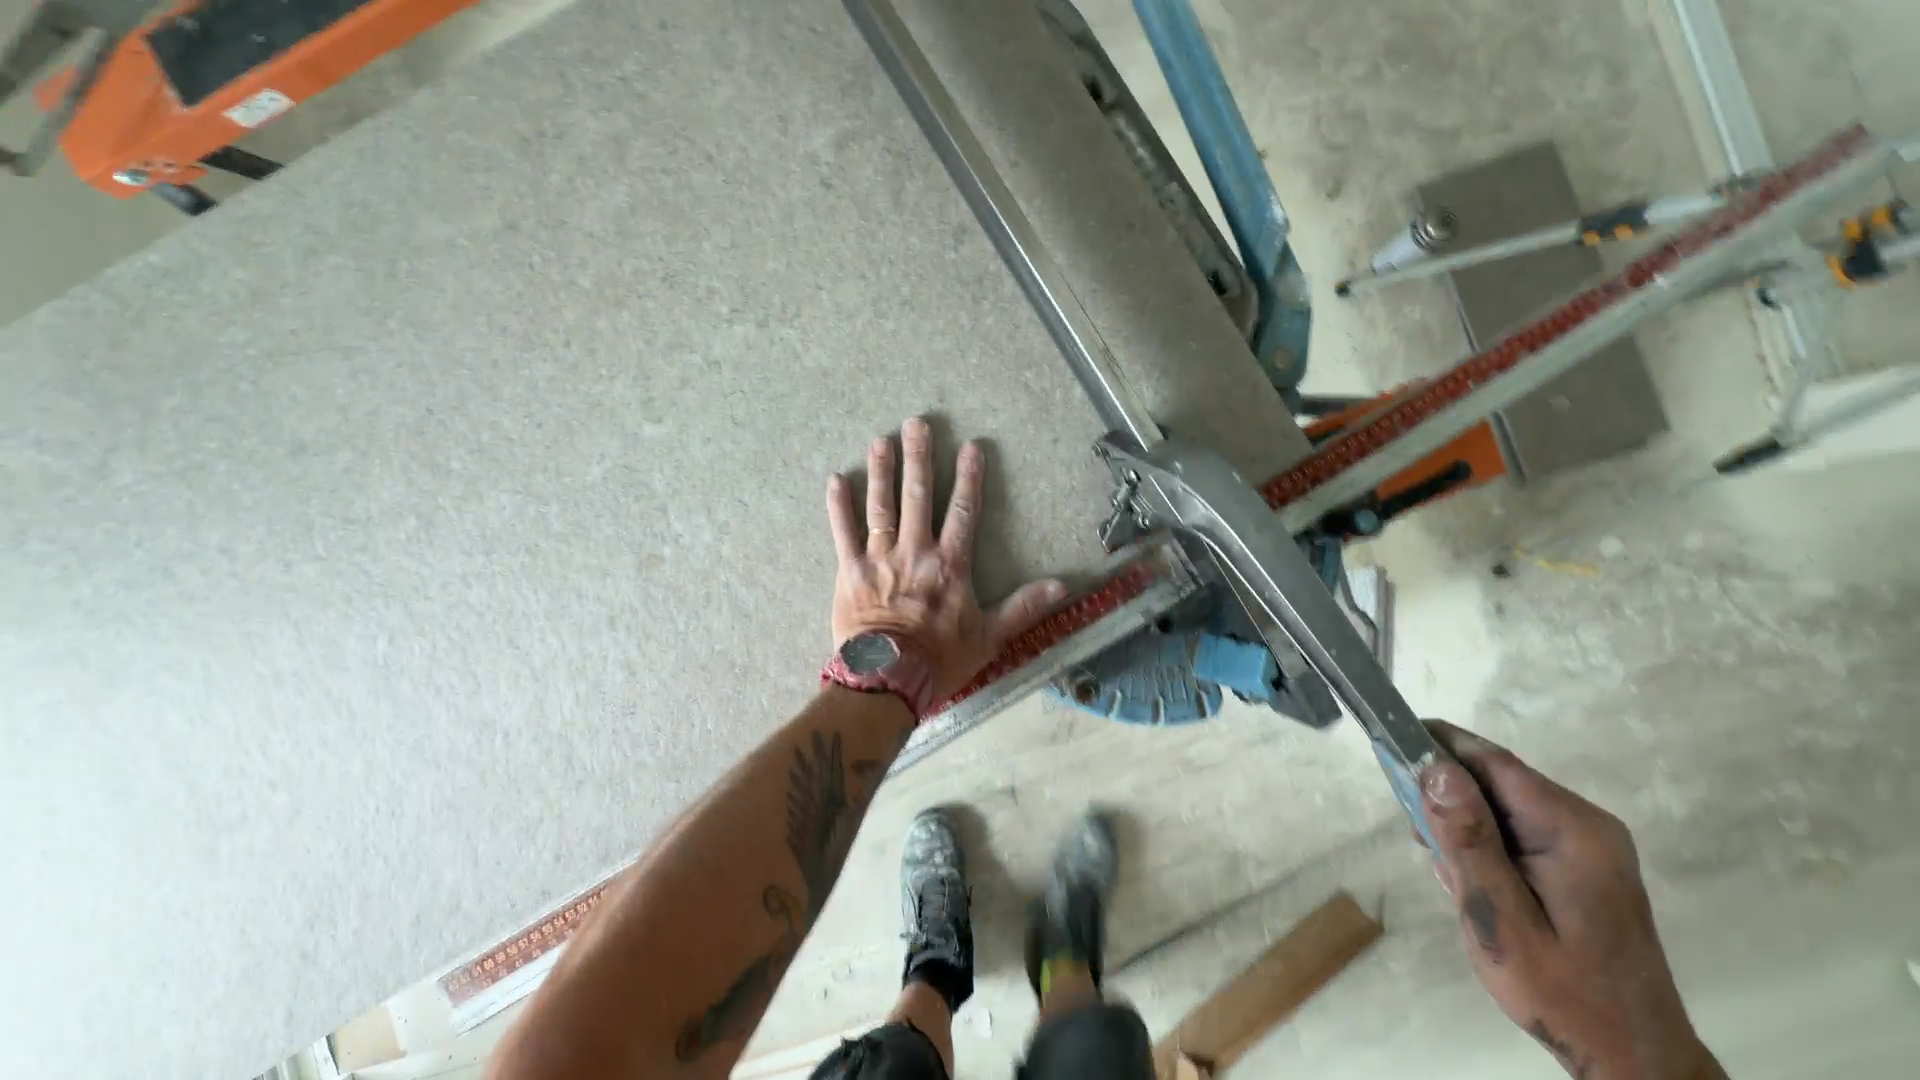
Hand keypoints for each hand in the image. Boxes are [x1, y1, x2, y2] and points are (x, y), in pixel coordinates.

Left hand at [825, 418, 1067, 703]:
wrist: (888, 679)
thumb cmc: (940, 660)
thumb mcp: (990, 637)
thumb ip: (1022, 607)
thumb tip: (1062, 587)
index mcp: (950, 565)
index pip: (964, 511)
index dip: (969, 477)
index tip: (971, 447)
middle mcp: (916, 552)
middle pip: (918, 497)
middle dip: (919, 458)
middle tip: (917, 424)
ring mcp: (880, 558)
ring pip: (881, 506)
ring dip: (881, 471)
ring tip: (881, 440)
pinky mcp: (851, 571)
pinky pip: (843, 532)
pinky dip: (839, 506)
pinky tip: (836, 480)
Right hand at [1420, 722, 1724, 1079]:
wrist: (1631, 1056)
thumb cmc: (1560, 991)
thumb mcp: (1500, 919)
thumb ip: (1468, 842)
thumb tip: (1435, 768)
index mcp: (1572, 830)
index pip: (1493, 762)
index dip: (1437, 745)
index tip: (1387, 743)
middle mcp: (1587, 823)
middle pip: (1497, 780)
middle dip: (1447, 796)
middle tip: (1416, 836)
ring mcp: (1588, 843)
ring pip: (1503, 805)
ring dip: (1464, 825)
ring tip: (1446, 870)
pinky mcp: (1581, 862)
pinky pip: (1518, 830)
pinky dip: (1484, 844)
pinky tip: (1474, 883)